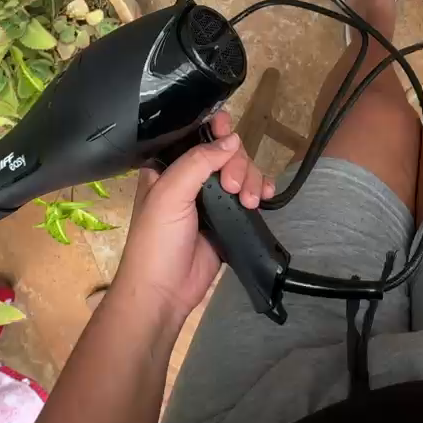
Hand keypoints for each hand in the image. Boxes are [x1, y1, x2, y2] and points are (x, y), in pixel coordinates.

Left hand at [111, 112, 273, 323]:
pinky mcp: (229, 216)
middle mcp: (191, 178)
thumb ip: (199, 162)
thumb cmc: (157, 241)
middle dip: (237, 164)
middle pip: (226, 151)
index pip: (195, 136)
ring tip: (249, 201)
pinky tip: (266, 196)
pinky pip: (250, 192)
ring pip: (242, 170)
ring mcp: (212, 198)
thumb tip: (233, 138)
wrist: (164, 293)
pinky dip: (261, 189)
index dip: (213, 129)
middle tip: (232, 187)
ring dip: (251, 178)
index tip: (228, 130)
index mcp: (168, 168)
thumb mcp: (170, 194)